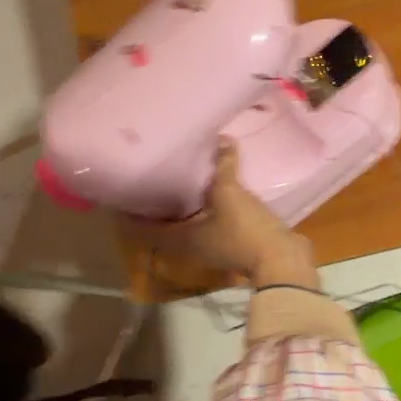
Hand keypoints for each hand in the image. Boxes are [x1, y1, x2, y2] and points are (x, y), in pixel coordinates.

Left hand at [119, 138, 317, 288]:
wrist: (283, 260)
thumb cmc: (246, 231)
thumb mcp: (230, 194)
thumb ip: (223, 167)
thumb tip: (222, 140)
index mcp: (180, 237)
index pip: (142, 228)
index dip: (127, 214)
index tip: (117, 195)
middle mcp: (191, 245)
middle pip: (165, 225)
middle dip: (156, 206)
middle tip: (150, 179)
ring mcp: (214, 247)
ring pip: (189, 225)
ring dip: (183, 208)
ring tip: (181, 181)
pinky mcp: (234, 244)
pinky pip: (212, 223)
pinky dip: (208, 210)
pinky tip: (216, 193)